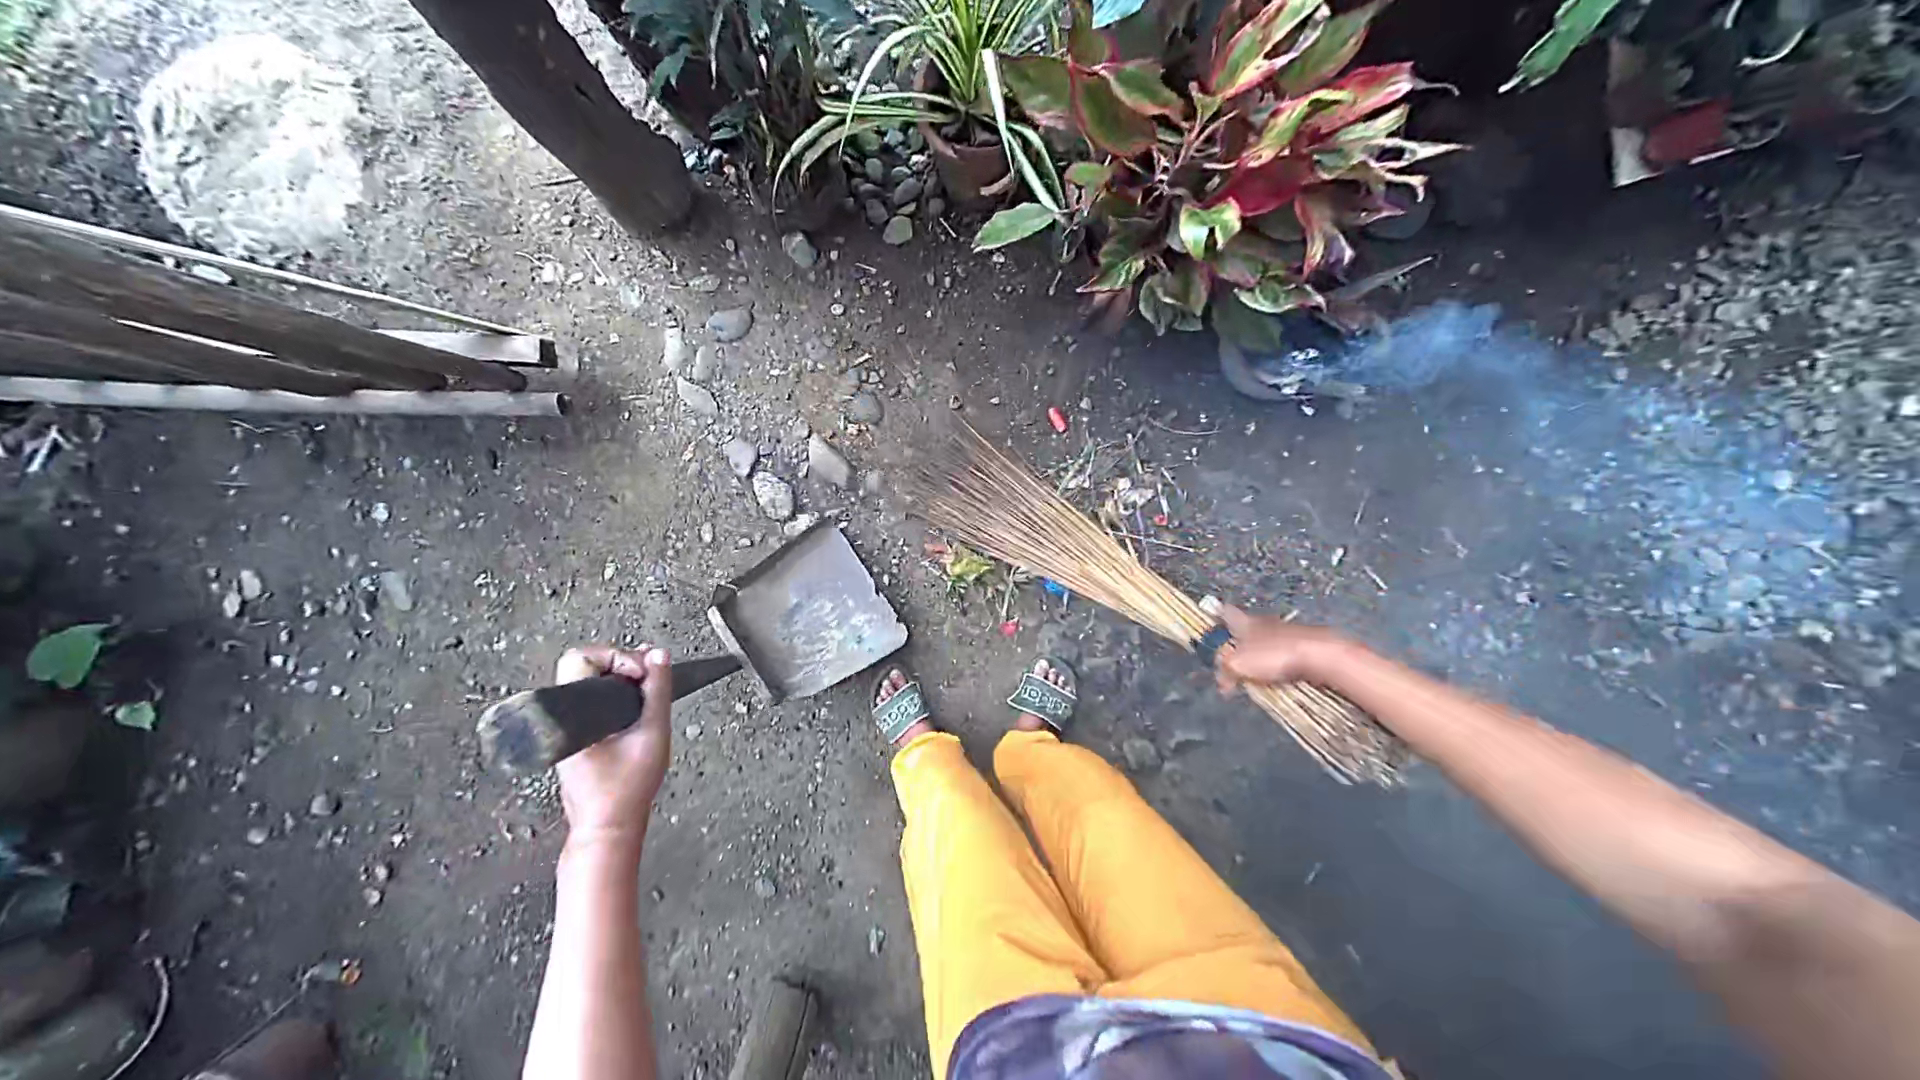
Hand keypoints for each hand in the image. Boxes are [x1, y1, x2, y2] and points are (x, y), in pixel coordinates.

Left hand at [552, 644, 672, 853]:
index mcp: (572, 715)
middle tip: (649, 677)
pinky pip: (593, 699)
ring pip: (591, 681)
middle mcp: (562, 718)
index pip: (584, 658)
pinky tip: (639, 704)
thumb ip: (657, 691)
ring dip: (622, 681)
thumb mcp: (653, 733)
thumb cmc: (627, 789)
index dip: (620, 658)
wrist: (609, 825)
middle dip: (623, 664)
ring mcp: (566, 727)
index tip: (644, 672)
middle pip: (588, 665)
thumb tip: (660, 656)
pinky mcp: (575, 735)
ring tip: (648, 692)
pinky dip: (617, 694)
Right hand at [1211, 602, 1344, 696]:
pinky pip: (1283, 653)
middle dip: (1237, 644)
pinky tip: (1277, 677)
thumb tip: (1221, 681)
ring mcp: (1286, 632)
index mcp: (1244, 621)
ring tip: (1254, 676)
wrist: (1321, 655)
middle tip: (1230, 662)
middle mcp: (1264, 622)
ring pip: (1265, 642)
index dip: (1216, 617)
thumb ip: (1224, 671)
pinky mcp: (1304, 644)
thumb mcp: (1237, 665)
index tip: (1210, 626)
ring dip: (1258, 656)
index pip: (1225, 612)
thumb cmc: (1274, 655)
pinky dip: (1277, 664)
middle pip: (1244, 629)